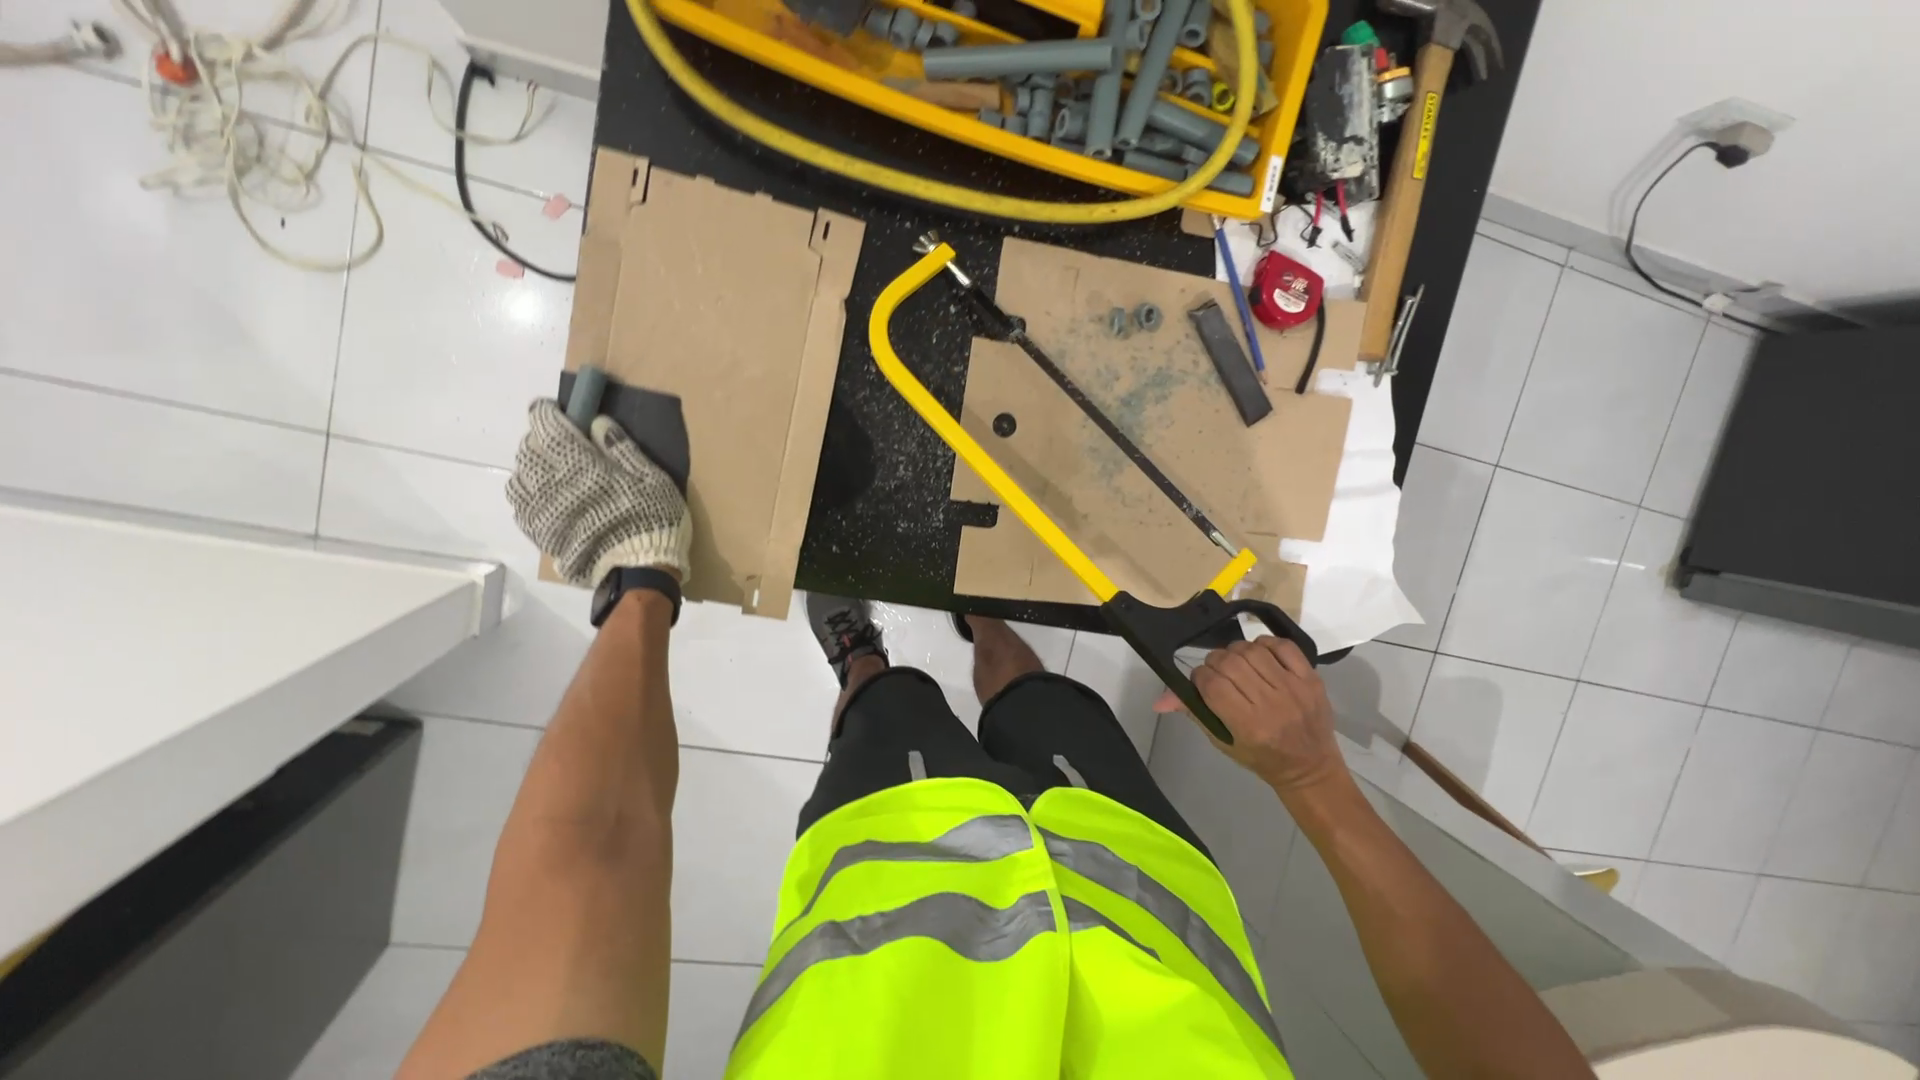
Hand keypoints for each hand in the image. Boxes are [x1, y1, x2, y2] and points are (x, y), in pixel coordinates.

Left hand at [507, 400, 692, 586]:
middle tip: (561, 442)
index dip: (548, 413)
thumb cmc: (651, 518)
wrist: (639, 572)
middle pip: (530, 450)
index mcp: (579, 463)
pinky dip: (531, 495)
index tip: (555, 409)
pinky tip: (548, 499)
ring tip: (552, 472)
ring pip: (520, 478)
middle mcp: (551, 483)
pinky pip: (522, 506)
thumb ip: (622, 448)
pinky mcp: (540, 534)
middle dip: (542, 439)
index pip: (548, 426)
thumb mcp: (650, 478)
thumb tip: (596, 422)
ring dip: (533, 468)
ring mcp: (541, 511)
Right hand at [1154, 637, 1342, 794]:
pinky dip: (1265, 644)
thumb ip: (1195, 714)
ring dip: (1237, 651)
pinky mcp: (1311, 678)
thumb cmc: (1260, 757)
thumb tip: (1159, 699)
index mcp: (1248, 725)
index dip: (1199, 677)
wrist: (1309, 767)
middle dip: (1215, 661)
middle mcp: (1272, 704)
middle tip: (1216, 672)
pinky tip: (1259, 655)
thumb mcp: (1223, 742)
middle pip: (1230, 663)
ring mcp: (1294, 688)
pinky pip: (1283, 646)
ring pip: (1253, 650)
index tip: (1201, 682)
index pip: (1212, 684)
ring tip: (1236, 663)